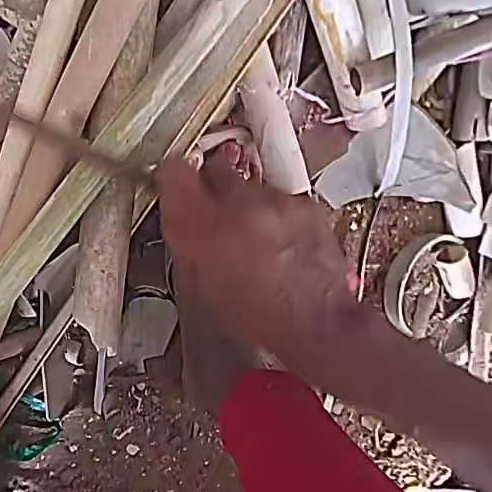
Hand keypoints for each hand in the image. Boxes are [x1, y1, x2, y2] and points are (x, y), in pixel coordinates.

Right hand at [158, 146, 386, 383]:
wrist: (317, 322)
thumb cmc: (261, 315)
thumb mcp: (205, 283)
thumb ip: (189, 241)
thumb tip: (180, 215)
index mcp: (204, 230)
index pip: (176, 175)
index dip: (174, 177)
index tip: (176, 180)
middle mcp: (239, 207)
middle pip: (217, 169)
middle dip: (214, 185)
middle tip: (216, 208)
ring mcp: (275, 202)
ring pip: (251, 184)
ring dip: (248, 203)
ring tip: (255, 236)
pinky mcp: (305, 204)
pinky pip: (280, 198)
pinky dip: (277, 213)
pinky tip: (281, 242)